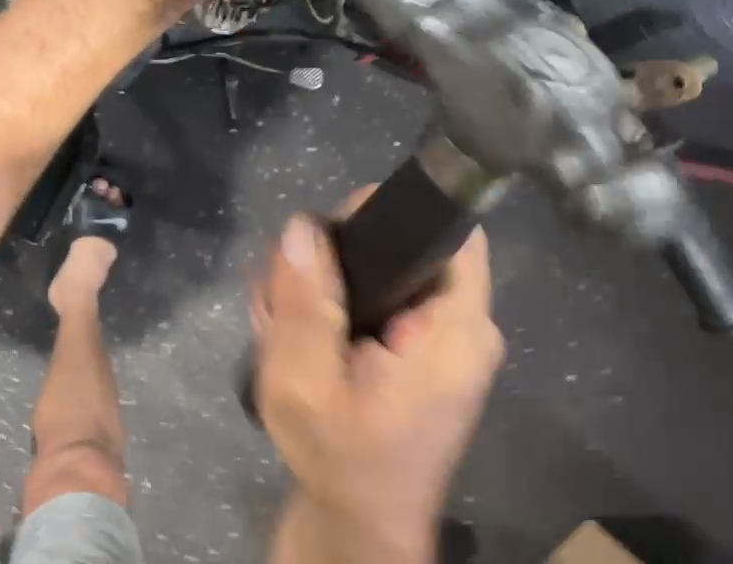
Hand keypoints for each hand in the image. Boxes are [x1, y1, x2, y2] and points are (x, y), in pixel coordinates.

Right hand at [253, 192, 503, 560]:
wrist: (357, 519)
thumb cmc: (339, 455)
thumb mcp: (306, 380)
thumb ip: (305, 302)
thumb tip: (303, 225)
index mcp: (451, 331)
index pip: (451, 234)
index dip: (391, 214)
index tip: (328, 230)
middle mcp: (456, 326)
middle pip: (398, 246)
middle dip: (328, 256)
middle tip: (278, 293)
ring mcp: (435, 338)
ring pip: (374, 269)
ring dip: (316, 285)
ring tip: (276, 319)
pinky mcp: (413, 349)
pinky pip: (371, 297)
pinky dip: (327, 305)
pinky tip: (291, 333)